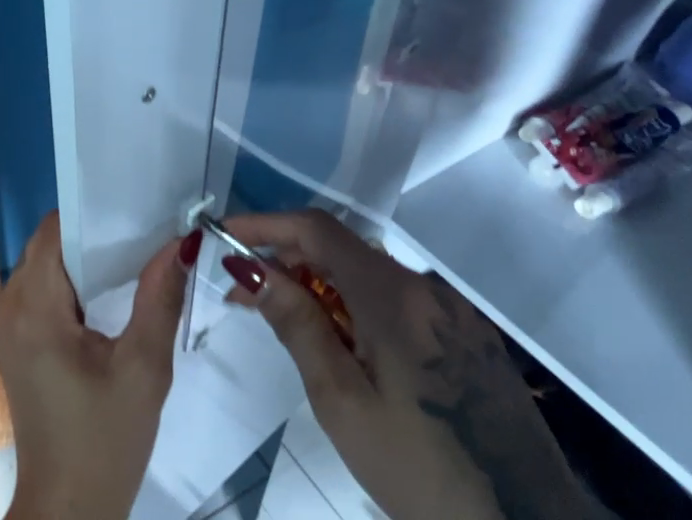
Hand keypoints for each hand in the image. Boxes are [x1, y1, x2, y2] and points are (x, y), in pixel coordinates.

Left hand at [0, 212, 190, 519]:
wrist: (68, 503)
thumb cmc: (106, 439)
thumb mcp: (143, 369)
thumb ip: (159, 299)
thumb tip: (180, 241)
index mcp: (33, 307)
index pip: (56, 231)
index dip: (95, 215)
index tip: (138, 207)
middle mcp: (9, 304)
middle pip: (48, 246)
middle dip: (95, 235)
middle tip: (146, 228)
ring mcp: (7, 323)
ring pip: (45, 266)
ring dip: (85, 259)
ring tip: (136, 253)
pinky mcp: (15, 340)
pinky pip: (41, 291)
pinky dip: (73, 284)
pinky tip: (110, 291)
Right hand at [219, 209, 608, 519]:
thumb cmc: (419, 467)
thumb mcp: (341, 399)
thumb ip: (297, 324)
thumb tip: (251, 269)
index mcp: (394, 296)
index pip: (318, 229)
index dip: (265, 224)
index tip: (223, 237)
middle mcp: (427, 290)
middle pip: (342, 249)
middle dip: (286, 260)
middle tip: (242, 295)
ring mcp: (454, 315)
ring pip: (369, 277)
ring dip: (319, 286)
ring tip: (282, 322)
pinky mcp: (469, 341)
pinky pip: (397, 303)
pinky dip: (355, 307)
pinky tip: (338, 344)